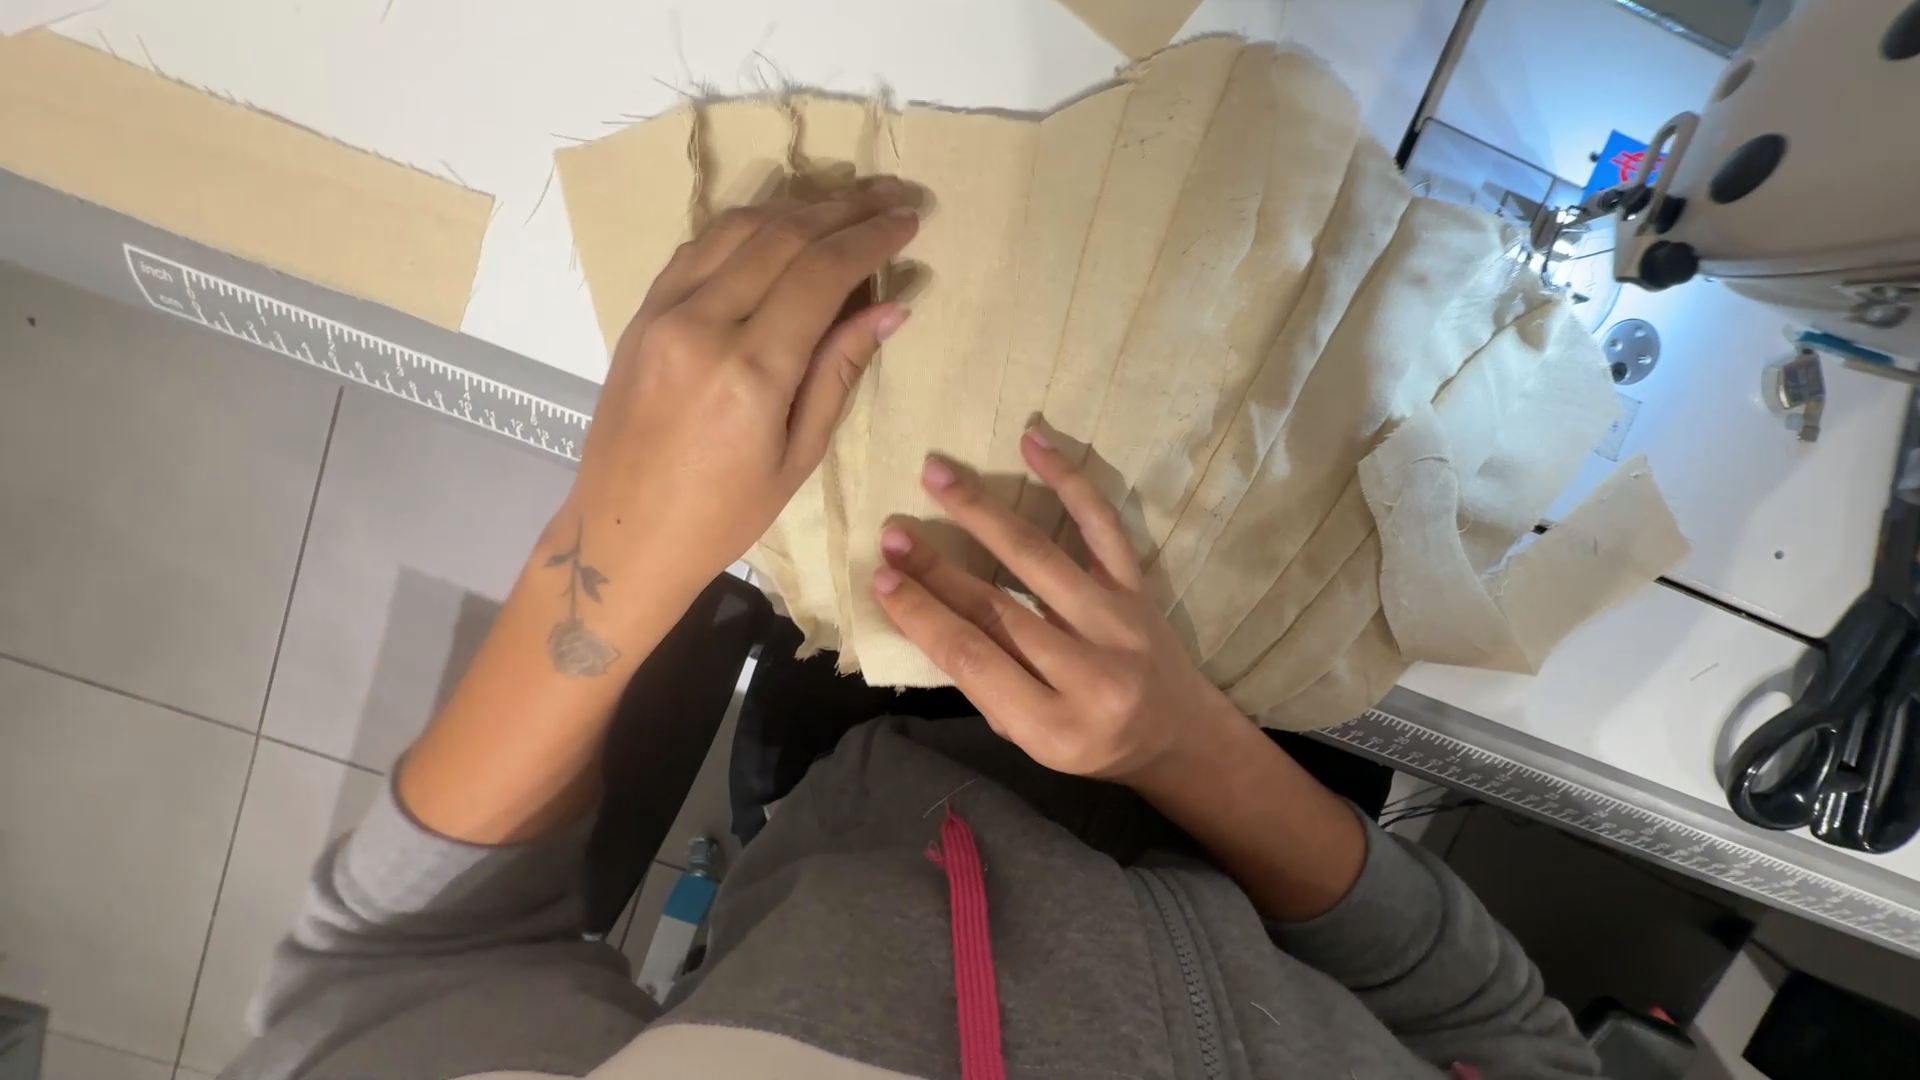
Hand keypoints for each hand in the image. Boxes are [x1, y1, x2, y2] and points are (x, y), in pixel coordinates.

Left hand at [567, 178, 919, 602]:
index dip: (870, 238)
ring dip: (797, 206)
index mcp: (750, 370)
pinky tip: (781, 227)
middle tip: (891, 195)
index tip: (909, 221)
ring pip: (737, 227)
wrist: (623, 534)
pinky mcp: (642, 313)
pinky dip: (748, 226)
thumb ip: (840, 372)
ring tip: (845, 203)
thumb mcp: (799, 455)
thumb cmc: (724, 515)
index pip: (820, 273)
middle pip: (782, 235)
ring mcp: (663, 311)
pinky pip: (699, 247)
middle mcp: (702, 323)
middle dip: (844, 207)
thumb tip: (890, 308)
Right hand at [870, 432, 1251, 785]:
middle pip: (998, 609)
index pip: (973, 659)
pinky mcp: (1140, 588)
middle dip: (937, 569)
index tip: (881, 578)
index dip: (922, 616)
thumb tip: (929, 615)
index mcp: (1055, 727)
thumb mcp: (1031, 739)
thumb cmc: (1094, 745)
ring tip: (937, 475)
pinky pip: (1103, 526)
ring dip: (982, 513)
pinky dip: (1069, 481)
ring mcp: (1120, 624)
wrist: (1181, 736)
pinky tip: (1033, 444)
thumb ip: (986, 685)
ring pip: (1041, 558)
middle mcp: (1091, 675)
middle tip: (893, 534)